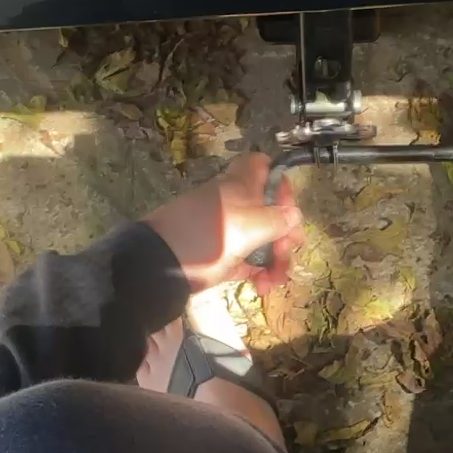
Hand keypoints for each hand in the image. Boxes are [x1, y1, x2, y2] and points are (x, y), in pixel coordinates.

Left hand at [145, 153, 301, 293]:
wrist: (157, 266)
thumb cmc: (206, 238)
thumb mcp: (248, 227)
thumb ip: (277, 220)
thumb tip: (295, 214)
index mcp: (239, 186)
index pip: (262, 165)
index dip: (280, 181)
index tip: (288, 206)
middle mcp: (234, 204)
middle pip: (269, 210)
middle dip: (284, 233)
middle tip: (287, 252)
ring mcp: (226, 231)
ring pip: (260, 239)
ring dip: (275, 260)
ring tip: (274, 282)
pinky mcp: (220, 256)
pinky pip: (247, 261)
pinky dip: (258, 272)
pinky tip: (262, 288)